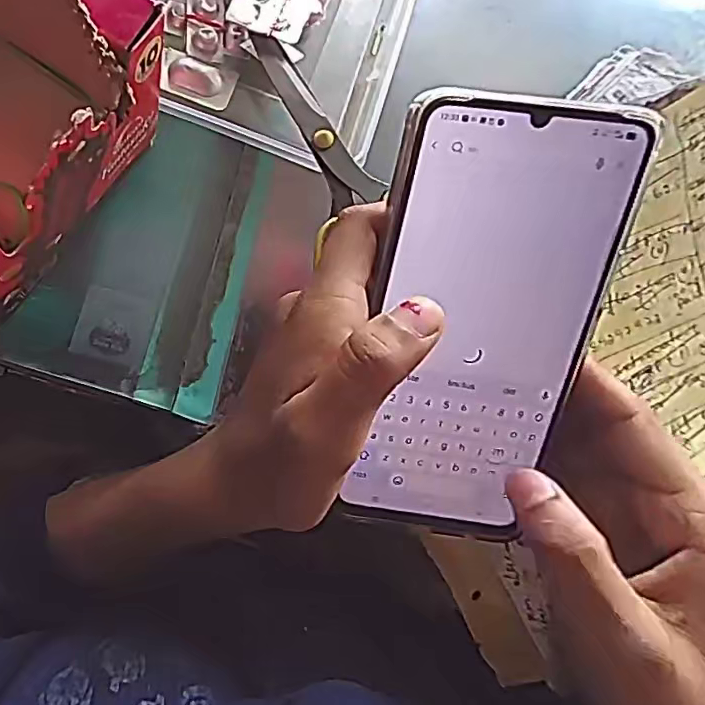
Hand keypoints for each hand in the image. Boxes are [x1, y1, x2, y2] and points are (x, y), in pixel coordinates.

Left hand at [46, 203, 441, 583]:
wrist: (233, 488)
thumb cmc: (277, 462)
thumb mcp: (328, 422)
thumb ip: (370, 364)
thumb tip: (422, 310)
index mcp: (321, 312)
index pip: (355, 231)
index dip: (398, 215)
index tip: (446, 224)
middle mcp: (314, 311)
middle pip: (367, 257)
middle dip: (416, 258)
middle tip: (470, 282)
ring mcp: (311, 331)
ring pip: (366, 292)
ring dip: (406, 297)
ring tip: (458, 324)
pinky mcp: (313, 355)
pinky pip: (359, 324)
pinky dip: (390, 330)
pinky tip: (416, 363)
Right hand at [506, 360, 704, 704]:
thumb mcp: (627, 643)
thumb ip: (576, 558)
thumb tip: (523, 480)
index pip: (639, 433)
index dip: (593, 386)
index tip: (545, 347)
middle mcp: (678, 520)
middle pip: (608, 441)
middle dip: (553, 404)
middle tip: (496, 370)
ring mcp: (645, 534)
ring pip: (584, 465)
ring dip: (539, 436)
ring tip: (487, 401)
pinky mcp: (616, 550)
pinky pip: (571, 497)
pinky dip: (535, 475)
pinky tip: (499, 456)